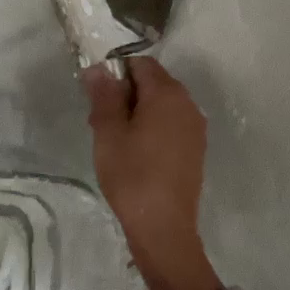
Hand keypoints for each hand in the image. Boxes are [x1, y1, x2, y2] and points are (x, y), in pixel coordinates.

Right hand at [83, 58, 223, 289]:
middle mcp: (188, 104)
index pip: (140, 63)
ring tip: (112, 138)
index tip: (94, 93)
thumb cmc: (131, 174)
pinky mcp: (194, 148)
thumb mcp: (108, 132)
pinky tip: (132, 151)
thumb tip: (99, 67)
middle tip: (97, 118)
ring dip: (135, 111)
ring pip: (161, 105)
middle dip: (124, 92)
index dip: (115, 70)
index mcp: (167, 94)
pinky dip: (150, 127)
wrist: (163, 226)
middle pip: (153, 82)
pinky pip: (170, 124)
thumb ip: (104, 95)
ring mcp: (195, 128)